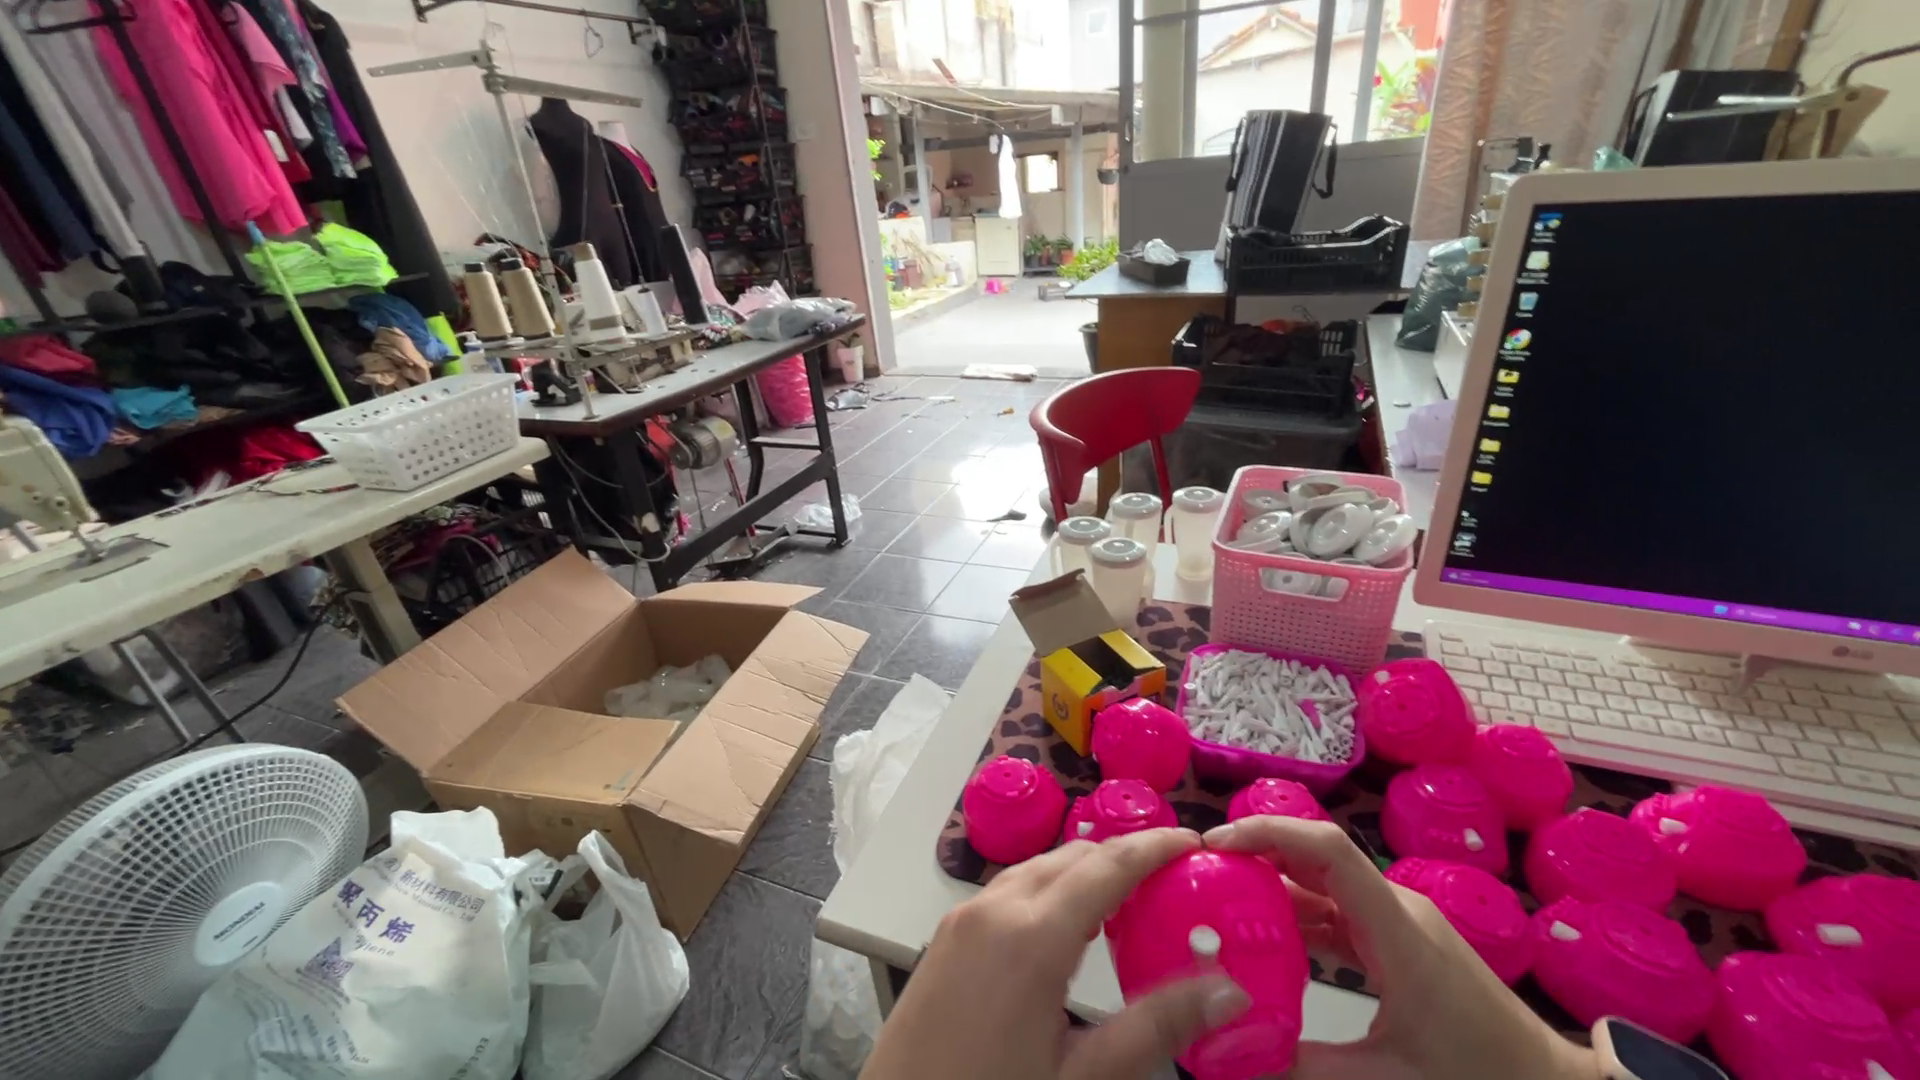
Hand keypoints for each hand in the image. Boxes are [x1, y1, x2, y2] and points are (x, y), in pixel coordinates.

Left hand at [862, 829, 1250, 1079]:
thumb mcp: (1083, 1075)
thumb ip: (1155, 1026)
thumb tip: (1228, 991)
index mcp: (1032, 935)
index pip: (1107, 866)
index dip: (1154, 847)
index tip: (1194, 842)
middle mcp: (995, 908)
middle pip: (1071, 857)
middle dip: (1123, 855)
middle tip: (1171, 876)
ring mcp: (964, 917)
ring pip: (1037, 867)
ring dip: (1084, 870)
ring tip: (1129, 898)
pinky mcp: (947, 933)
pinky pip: (1009, 888)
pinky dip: (1049, 888)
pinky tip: (1068, 923)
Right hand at [1203, 817, 1601, 1079]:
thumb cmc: (1481, 1077)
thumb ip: (1305, 1069)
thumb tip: (1232, 1057)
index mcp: (1396, 929)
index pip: (1327, 850)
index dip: (1267, 833)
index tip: (1215, 846)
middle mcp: (1394, 909)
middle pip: (1315, 854)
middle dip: (1255, 851)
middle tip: (1200, 870)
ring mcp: (1396, 921)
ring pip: (1321, 880)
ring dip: (1270, 881)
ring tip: (1218, 897)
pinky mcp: (1395, 939)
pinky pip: (1334, 909)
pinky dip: (1293, 912)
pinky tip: (1262, 933)